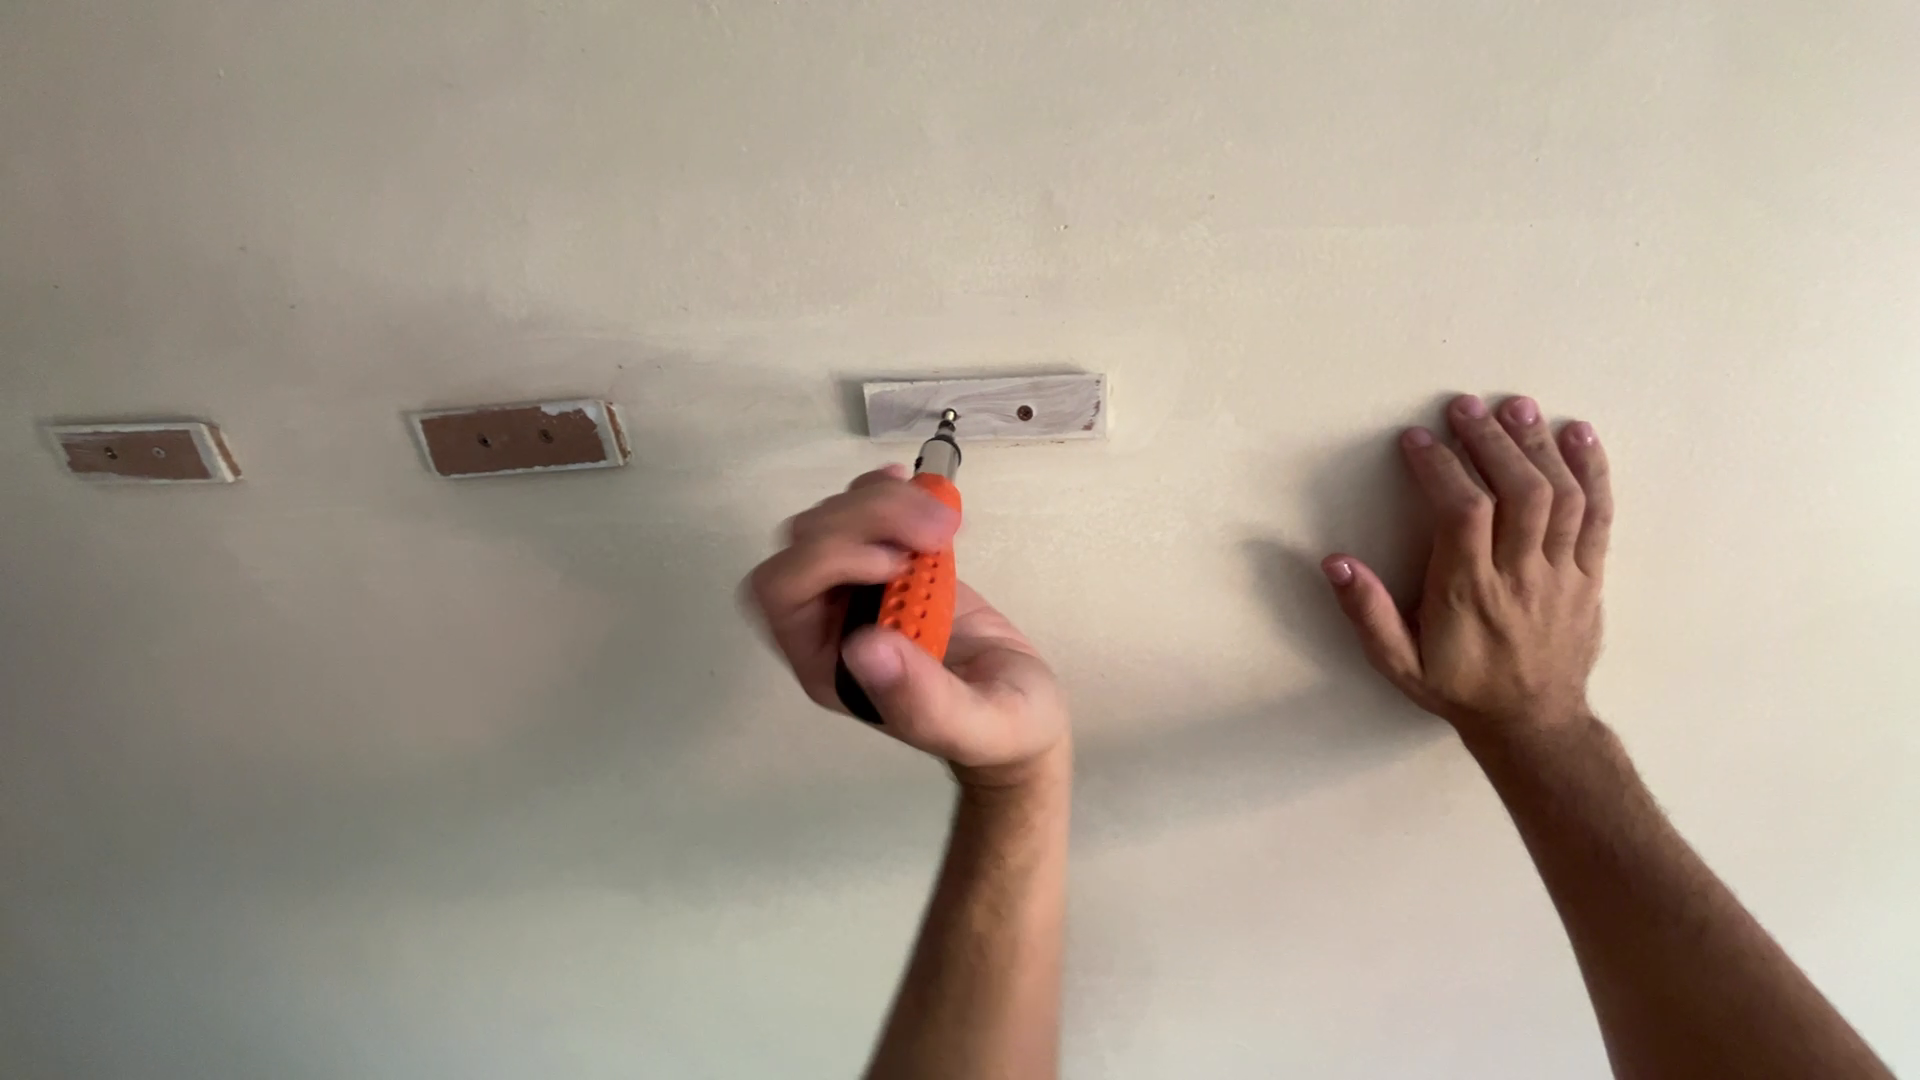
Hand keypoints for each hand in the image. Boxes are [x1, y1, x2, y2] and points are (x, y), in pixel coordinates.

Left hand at [744, 465, 1070, 788]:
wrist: (1024, 707)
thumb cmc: (998, 729)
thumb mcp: (974, 725)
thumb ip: (922, 699)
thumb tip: (864, 647)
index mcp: (828, 663)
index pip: (783, 591)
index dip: (825, 560)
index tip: (897, 564)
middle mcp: (829, 619)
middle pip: (805, 542)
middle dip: (864, 520)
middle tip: (936, 531)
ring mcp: (860, 585)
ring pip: (834, 517)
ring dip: (882, 502)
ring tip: (943, 521)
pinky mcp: (894, 562)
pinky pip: (866, 512)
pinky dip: (887, 491)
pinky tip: (919, 489)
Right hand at [1322, 394, 1612, 744]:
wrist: (1533, 722)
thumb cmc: (1456, 687)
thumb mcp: (1395, 662)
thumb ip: (1367, 612)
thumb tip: (1336, 562)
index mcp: (1469, 593)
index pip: (1462, 513)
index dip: (1441, 468)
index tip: (1417, 438)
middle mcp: (1521, 576)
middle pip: (1518, 492)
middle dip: (1490, 441)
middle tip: (1465, 405)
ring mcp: (1562, 573)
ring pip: (1562, 496)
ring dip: (1537, 445)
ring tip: (1517, 406)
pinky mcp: (1589, 574)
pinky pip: (1599, 515)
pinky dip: (1591, 470)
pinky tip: (1577, 436)